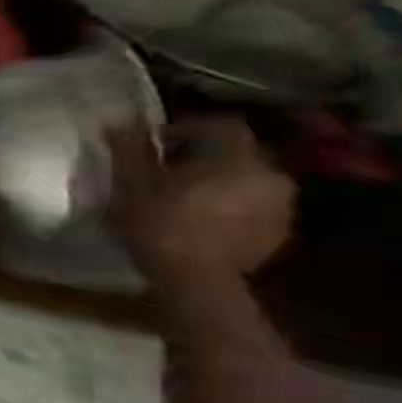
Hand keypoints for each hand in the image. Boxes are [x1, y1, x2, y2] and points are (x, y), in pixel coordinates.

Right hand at [109, 119, 295, 279]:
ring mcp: (281, 208)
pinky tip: (203, 224)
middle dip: (205, 159)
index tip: (157, 142)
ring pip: (248, 183)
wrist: (196, 281)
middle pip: (237, 155)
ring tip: (186, 200)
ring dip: (220, 185)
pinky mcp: (280, 234)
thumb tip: (120, 120)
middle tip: (169, 172)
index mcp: (237, 158)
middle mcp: (270, 175)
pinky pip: (255, 209)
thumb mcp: (133, 184)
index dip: (189, 128)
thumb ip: (130, 149)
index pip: (222, 126)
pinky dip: (232, 209)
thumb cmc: (161, 225)